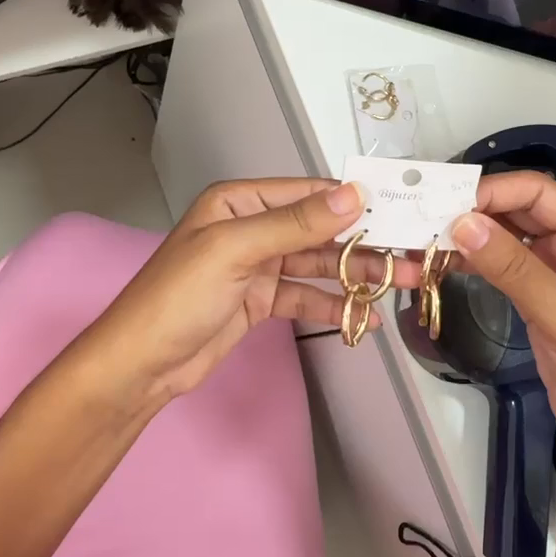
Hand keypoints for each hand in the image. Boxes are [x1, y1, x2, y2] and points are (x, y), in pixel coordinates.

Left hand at [89, 179, 418, 399]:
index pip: (307, 193)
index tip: (401, 212)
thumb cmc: (179, 296)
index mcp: (239, 202)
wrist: (142, 363)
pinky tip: (365, 319)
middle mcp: (250, 228)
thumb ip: (296, 223)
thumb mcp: (236, 250)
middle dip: (363, 243)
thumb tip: (353, 193)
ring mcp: (256, 267)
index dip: (354, 202)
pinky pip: (305, 298)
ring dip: (356, 275)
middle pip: (317, 230)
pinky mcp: (260, 302)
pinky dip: (333, 306)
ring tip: (404, 284)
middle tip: (413, 256)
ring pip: (317, 265)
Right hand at [446, 171, 555, 457]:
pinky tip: (443, 263)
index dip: (492, 191)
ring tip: (424, 239)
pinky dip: (473, 260)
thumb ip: (515, 270)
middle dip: (474, 211)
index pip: (539, 192)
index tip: (443, 203)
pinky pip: (501, 263)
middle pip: (519, 208)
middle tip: (423, 219)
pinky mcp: (538, 294)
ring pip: (505, 235)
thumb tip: (461, 223)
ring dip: (469, 236)